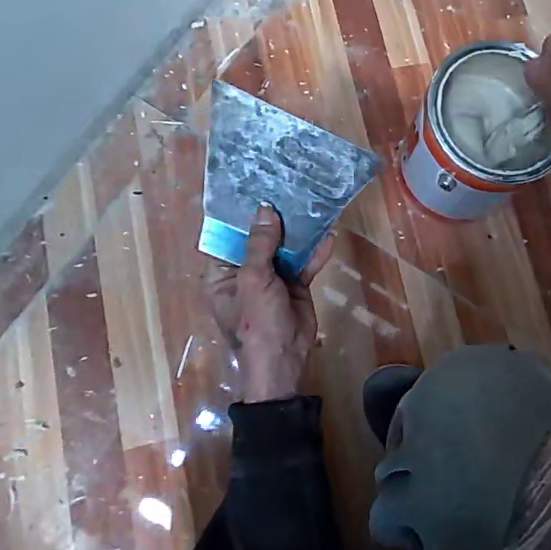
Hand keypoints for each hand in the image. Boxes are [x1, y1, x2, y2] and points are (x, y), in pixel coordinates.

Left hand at [205, 205, 335, 401]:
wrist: (284, 361)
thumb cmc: (256, 322)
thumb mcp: (253, 280)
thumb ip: (260, 245)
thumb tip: (265, 210)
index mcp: (221, 275)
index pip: (226, 238)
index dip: (237, 216)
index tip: (250, 188)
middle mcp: (244, 274)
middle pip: (257, 240)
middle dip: (271, 219)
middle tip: (285, 188)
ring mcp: (270, 280)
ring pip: (282, 250)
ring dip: (296, 233)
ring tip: (309, 204)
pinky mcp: (294, 287)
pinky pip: (303, 265)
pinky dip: (315, 253)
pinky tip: (329, 236)